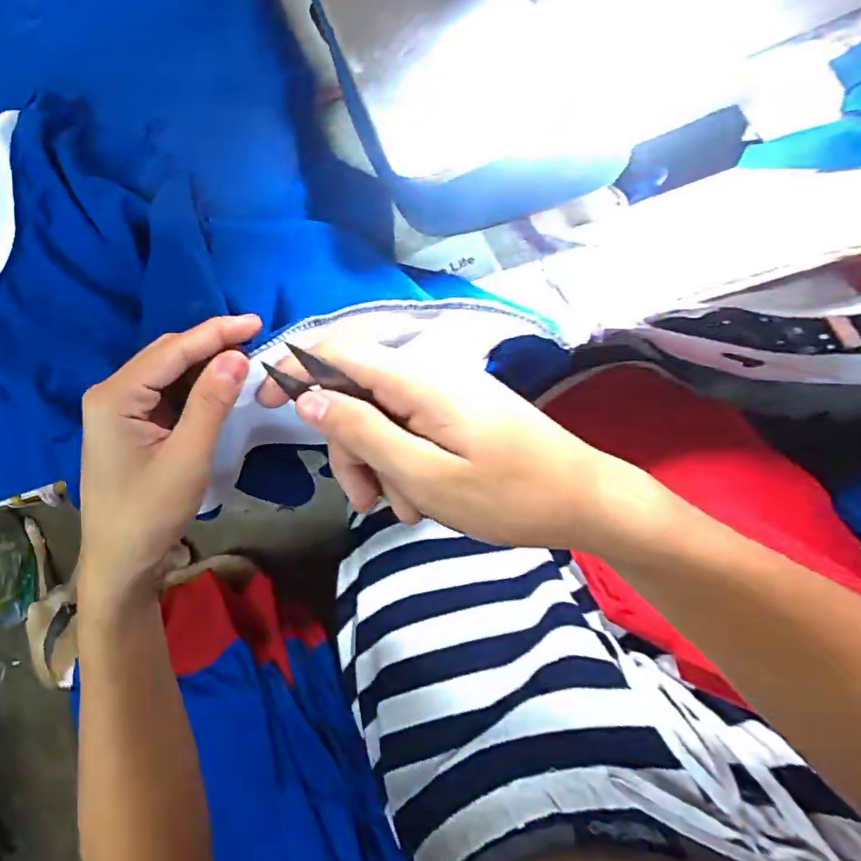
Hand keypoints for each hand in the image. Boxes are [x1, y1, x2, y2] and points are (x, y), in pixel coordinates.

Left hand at [77, 314, 260, 603]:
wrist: (117, 561)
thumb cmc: (148, 514)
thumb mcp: (187, 458)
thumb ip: (210, 404)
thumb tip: (235, 356)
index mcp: (114, 396)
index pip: (170, 352)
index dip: (213, 333)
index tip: (255, 321)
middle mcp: (108, 393)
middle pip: (164, 357)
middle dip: (208, 347)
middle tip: (255, 342)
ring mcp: (113, 409)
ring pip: (163, 374)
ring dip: (200, 367)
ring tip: (243, 360)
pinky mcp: (123, 424)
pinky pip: (159, 394)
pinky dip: (189, 389)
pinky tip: (216, 386)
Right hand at [258, 341, 676, 551]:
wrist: (596, 504)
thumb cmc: (512, 495)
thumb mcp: (425, 474)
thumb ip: (361, 430)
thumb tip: (306, 397)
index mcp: (418, 378)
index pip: (335, 352)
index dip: (292, 369)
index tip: (264, 401)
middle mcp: (425, 372)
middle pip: (351, 390)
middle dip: (345, 443)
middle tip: (359, 495)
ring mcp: (440, 389)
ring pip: (373, 413)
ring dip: (371, 460)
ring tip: (395, 508)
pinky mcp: (451, 406)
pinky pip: (400, 423)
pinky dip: (395, 458)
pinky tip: (413, 496)